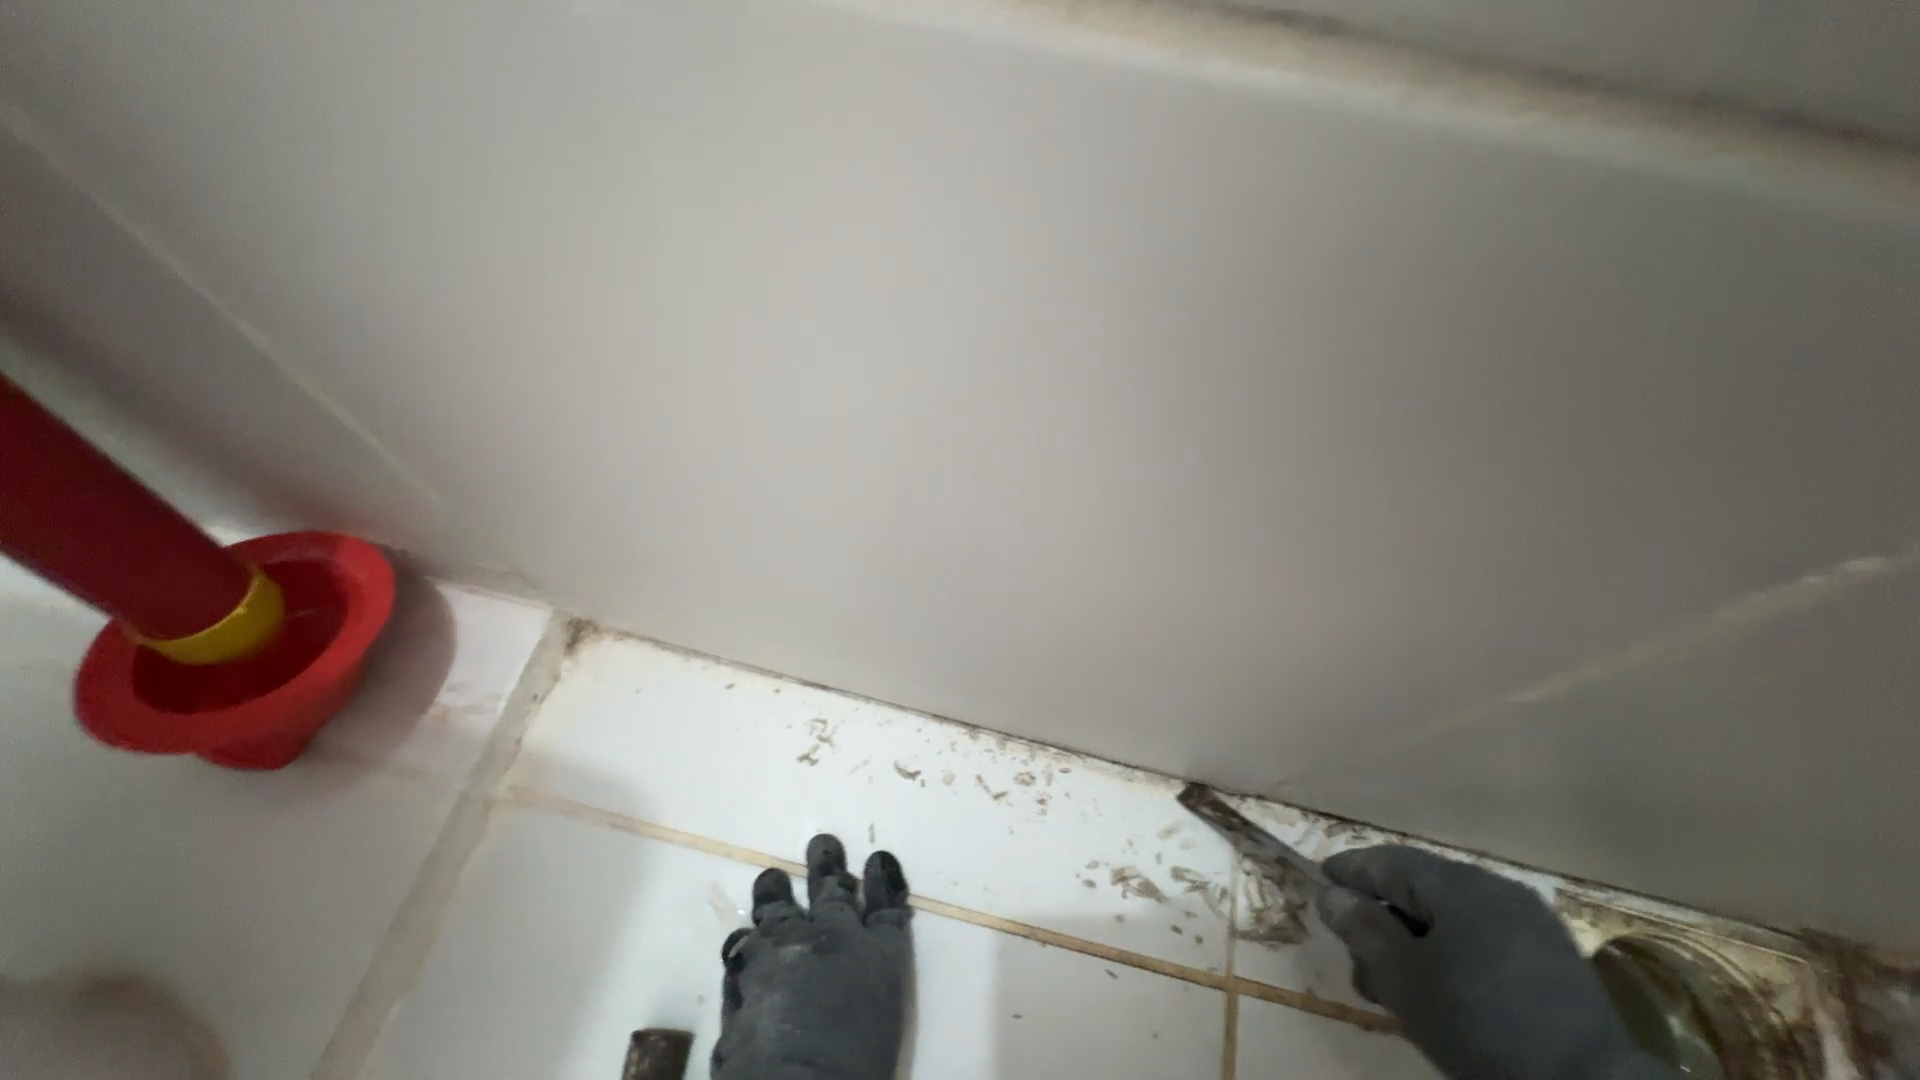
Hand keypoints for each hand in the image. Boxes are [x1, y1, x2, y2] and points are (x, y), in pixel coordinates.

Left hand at [711, 834, 912, 1079]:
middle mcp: (835, 937)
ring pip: (780, 904)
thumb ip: (868, 992)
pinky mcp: (743, 967)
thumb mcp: (882, 1024)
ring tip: (772, 879)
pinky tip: (741, 942)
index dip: (881, 879)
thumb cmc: (858, 1071)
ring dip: (776, 890)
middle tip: (821, 843)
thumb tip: (849, 992)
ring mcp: (785, 946)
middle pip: (832, 889)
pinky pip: (740, 945)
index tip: (878, 859)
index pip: (886, 905)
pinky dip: (743, 945)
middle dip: (828, 864)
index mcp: (881, 955)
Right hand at [1318, 845, 1672, 1079]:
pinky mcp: (1552, 960)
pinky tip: (1442, 992)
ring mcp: (1530, 924)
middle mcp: (1496, 890)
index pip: (1387, 862)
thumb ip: (1364, 930)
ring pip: (1451, 918)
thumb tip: (1332, 894)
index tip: (1318, 883)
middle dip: (1380, 919)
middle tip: (1355, 958)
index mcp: (1459, 884)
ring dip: (1413, 942)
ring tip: (1393, 987)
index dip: (1348, 871)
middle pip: (1419, 889)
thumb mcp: (1404, 980)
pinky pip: (1483, 940)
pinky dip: (1450, 955)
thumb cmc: (1480, 1024)